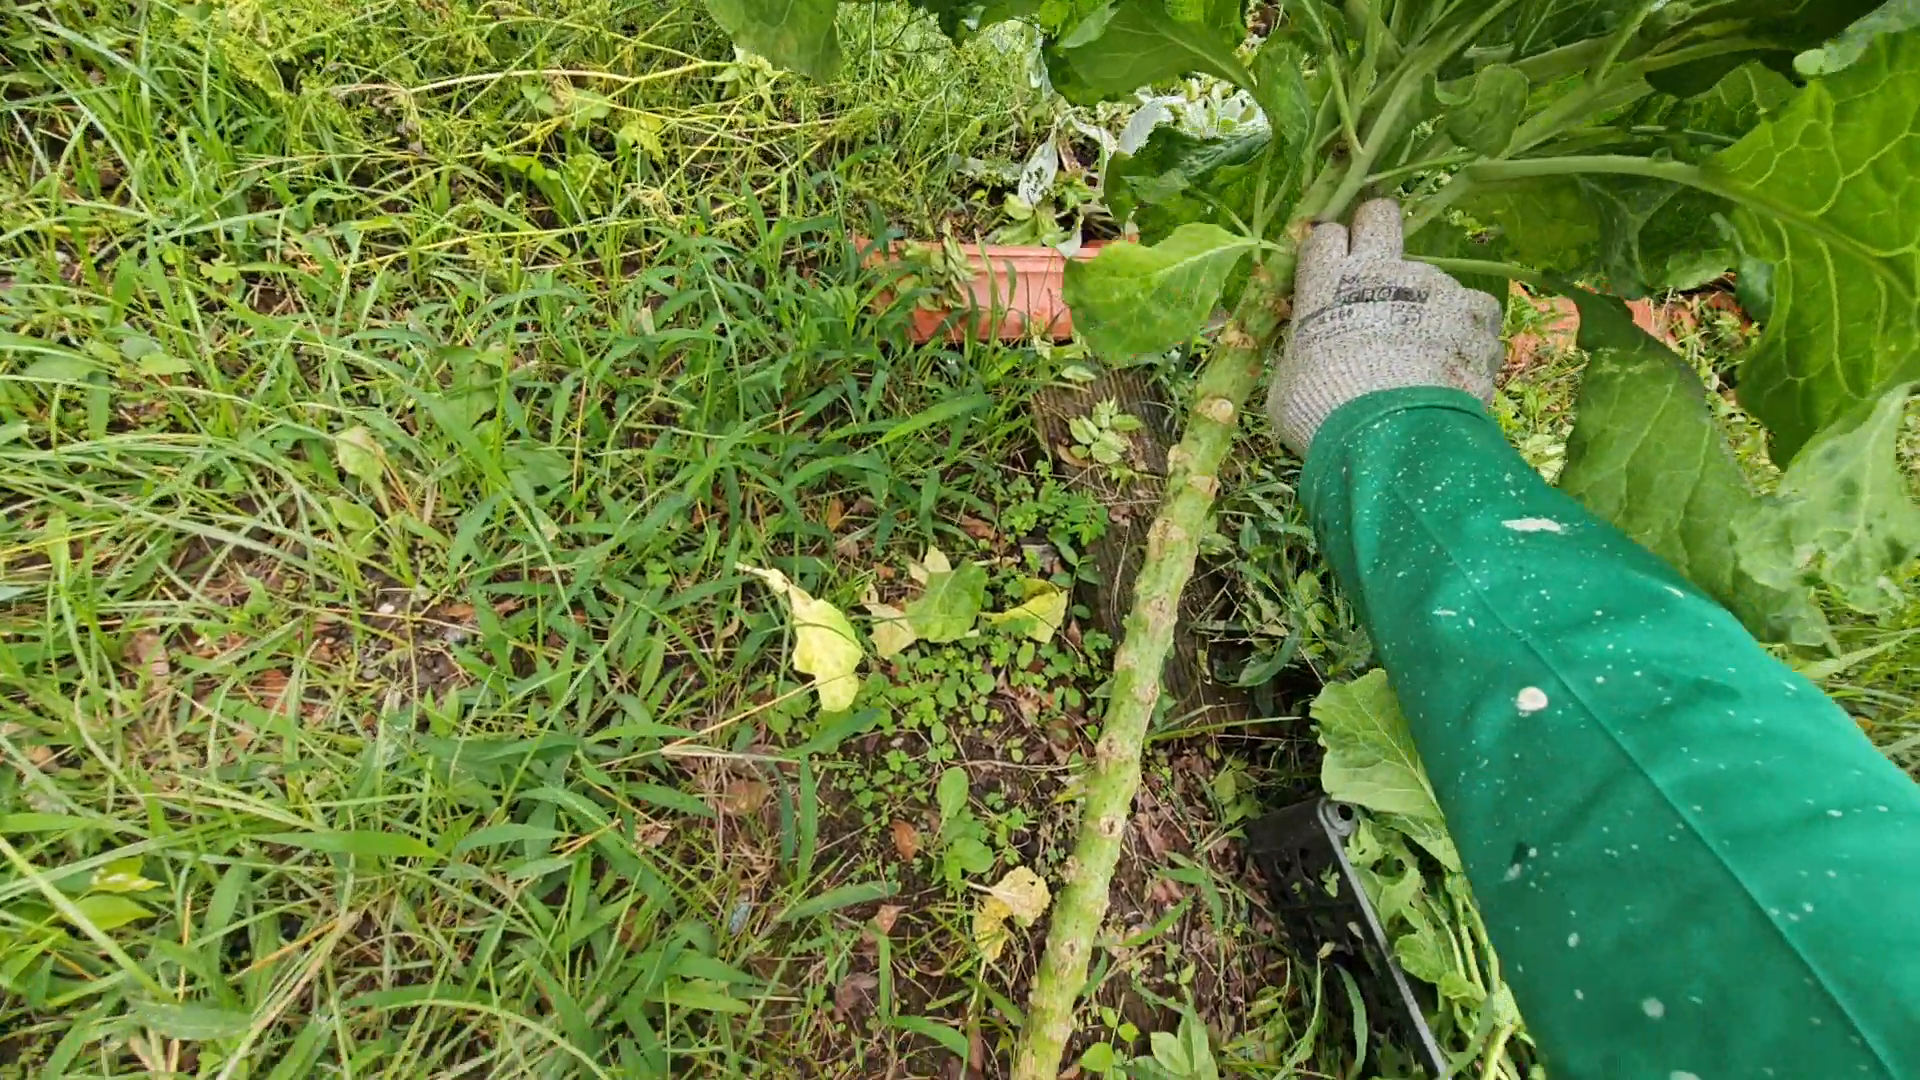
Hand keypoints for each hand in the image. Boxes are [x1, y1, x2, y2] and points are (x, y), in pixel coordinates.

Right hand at [1265, 199, 1505, 455]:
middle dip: (1374, 229)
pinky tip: (1445, 368)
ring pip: (1427, 278)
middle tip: (1369, 268)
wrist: (1385, 436)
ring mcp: (1434, 286)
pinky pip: (1468, 313)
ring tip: (1412, 359)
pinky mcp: (1475, 312)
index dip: (1325, 252)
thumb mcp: (1288, 382)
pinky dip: (1458, 334)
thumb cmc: (1320, 411)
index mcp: (1326, 285)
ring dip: (1419, 306)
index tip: (1324, 275)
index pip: (1323, 236)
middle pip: (1380, 215)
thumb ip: (1304, 352)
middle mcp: (1383, 271)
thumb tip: (1308, 353)